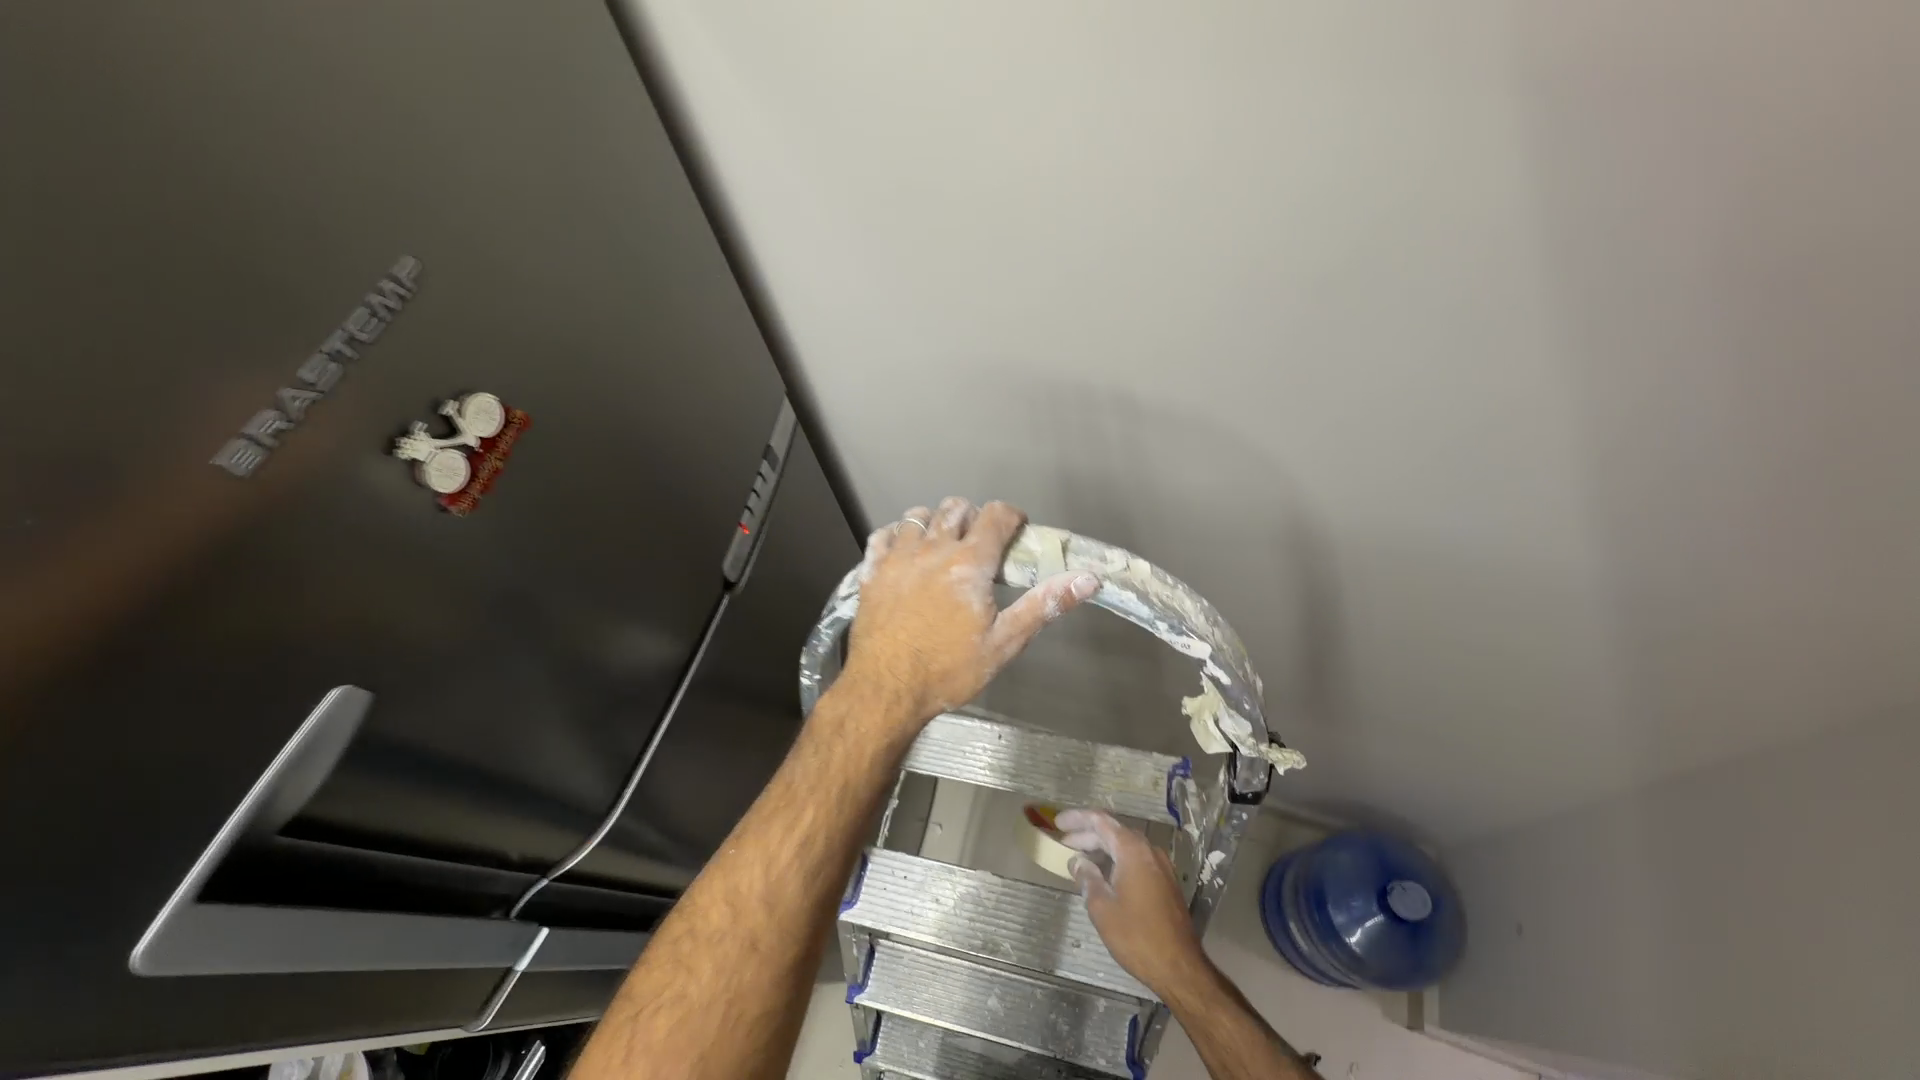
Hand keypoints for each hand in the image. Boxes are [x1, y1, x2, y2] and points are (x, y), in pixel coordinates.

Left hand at [840, 497, 1098, 731]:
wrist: (886, 690)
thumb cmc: (948, 670)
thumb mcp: (1005, 642)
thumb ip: (1043, 604)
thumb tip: (1087, 578)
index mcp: (970, 563)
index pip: (996, 515)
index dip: (1012, 516)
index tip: (1017, 531)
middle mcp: (933, 549)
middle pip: (957, 508)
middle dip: (974, 517)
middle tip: (982, 543)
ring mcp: (898, 558)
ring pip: (919, 515)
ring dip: (936, 522)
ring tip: (944, 545)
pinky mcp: (872, 572)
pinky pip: (884, 534)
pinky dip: (898, 534)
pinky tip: (906, 551)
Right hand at [1057, 809, 1208, 996]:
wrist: (1179, 967)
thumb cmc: (1136, 936)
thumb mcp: (1102, 908)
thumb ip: (1087, 878)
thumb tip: (1078, 861)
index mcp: (1133, 851)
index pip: (1101, 821)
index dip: (1078, 818)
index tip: (1058, 822)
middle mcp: (1149, 851)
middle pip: (1114, 832)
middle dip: (1087, 835)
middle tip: (1064, 843)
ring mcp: (1161, 866)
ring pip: (1126, 847)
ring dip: (1102, 849)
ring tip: (1079, 858)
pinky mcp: (1165, 882)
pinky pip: (1136, 860)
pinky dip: (1116, 860)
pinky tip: (1102, 874)